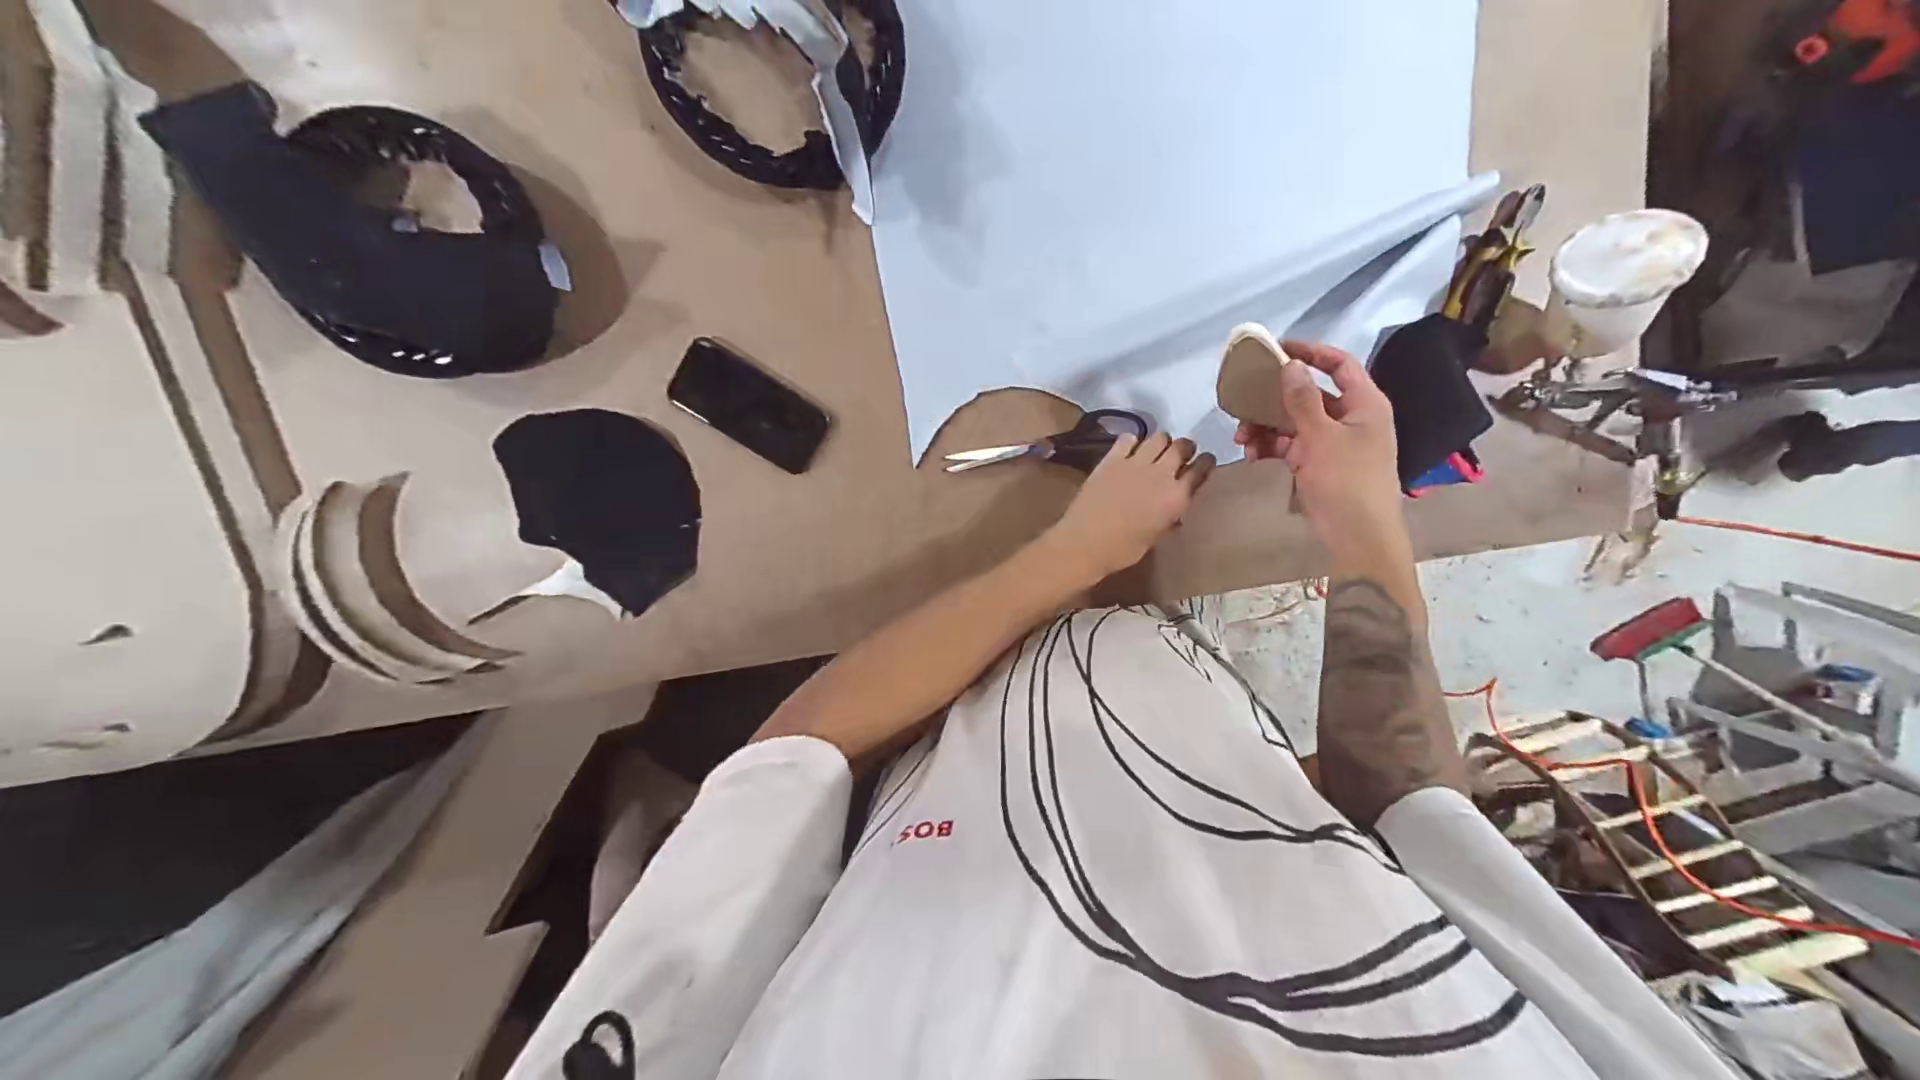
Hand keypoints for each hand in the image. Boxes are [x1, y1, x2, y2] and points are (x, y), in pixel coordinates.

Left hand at [1040, 432, 1214, 581]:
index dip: (1206, 463)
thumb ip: (1169, 519)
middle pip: (1182, 446)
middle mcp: (1161, 474)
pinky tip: (1129, 451)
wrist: (1085, 542)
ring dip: (1161, 442)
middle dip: (1185, 448)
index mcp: (1177, 497)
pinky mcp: (1111, 459)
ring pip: (1159, 437)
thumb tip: (1175, 514)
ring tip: (1155, 451)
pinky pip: (1128, 439)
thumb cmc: (1123, 550)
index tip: (1204, 462)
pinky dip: (1132, 441)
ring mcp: (1135, 463)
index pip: (1202, 469)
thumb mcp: (1155, 537)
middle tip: (1180, 454)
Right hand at [1233, 341, 1402, 548]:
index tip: (1278, 349)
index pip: (1340, 365)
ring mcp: (1334, 443)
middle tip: (1245, 401)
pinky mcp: (1319, 464)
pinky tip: (1254, 456)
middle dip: (1275, 399)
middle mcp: (1351, 419)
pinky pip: (1292, 446)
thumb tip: (1290, 365)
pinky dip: (1273, 448)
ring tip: (1243, 438)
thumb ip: (1303, 400)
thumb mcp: (1321, 437)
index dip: (1311, 352)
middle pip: (1309, 395)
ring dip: (1267, 427)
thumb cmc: (1347, 482)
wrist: (1357, 535)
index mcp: (1365, 404)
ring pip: (1295, 422)